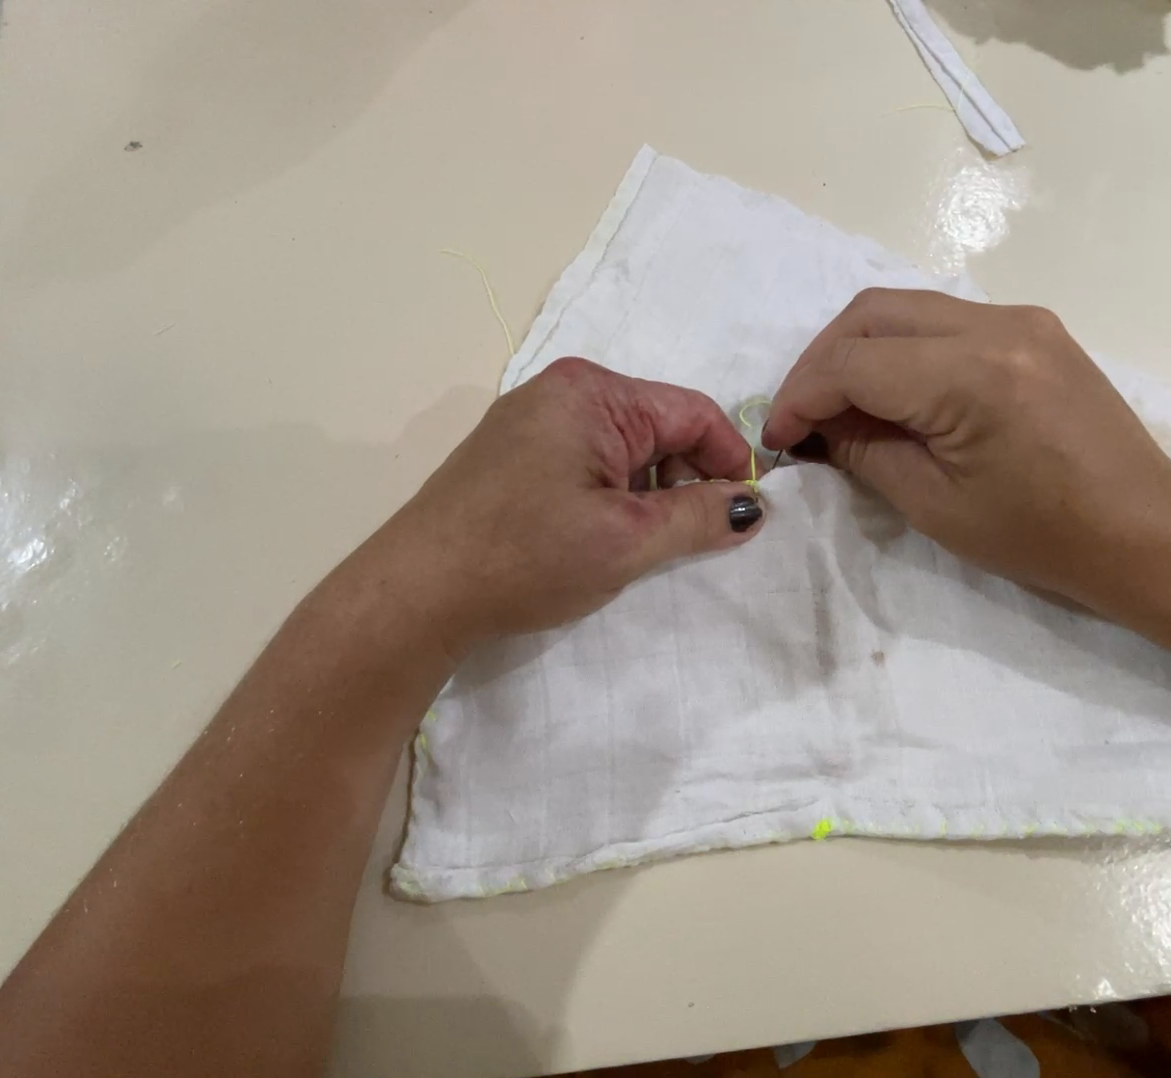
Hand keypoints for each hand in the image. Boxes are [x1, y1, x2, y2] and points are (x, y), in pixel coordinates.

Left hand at [364, 358, 764, 653]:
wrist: (417, 591)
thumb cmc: (527, 557)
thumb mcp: (626, 539)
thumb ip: (699, 517)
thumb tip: (753, 506)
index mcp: (593, 392)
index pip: (693, 412)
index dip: (729, 461)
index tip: (745, 515)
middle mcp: (561, 391)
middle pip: (658, 427)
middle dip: (686, 479)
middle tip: (690, 538)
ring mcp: (532, 421)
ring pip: (624, 450)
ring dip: (648, 493)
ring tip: (639, 544)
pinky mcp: (514, 455)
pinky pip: (587, 463)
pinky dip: (611, 496)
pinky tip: (599, 537)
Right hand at [761, 289, 1170, 605]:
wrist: (1140, 528)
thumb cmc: (1038, 535)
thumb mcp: (932, 503)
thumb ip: (864, 450)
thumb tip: (816, 426)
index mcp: (972, 378)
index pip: (853, 364)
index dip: (800, 397)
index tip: (776, 438)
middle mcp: (996, 326)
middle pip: (870, 314)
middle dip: (818, 362)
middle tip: (798, 414)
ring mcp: (1018, 319)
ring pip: (902, 308)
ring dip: (854, 350)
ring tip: (833, 404)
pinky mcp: (1029, 327)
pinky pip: (939, 321)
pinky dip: (896, 349)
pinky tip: (886, 392)